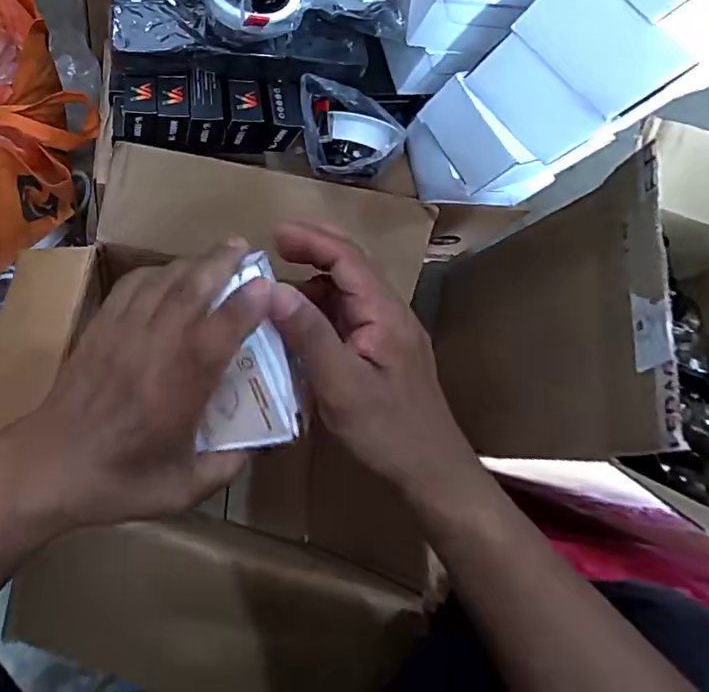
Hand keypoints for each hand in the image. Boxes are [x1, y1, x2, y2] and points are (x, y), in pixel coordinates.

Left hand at [0, 240, 268, 529]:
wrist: (50, 464)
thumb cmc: (119, 480)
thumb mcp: (183, 488)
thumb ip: (227, 464)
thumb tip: (261, 441)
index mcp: (180, 385)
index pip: (221, 330)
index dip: (248, 303)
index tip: (268, 284)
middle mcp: (154, 346)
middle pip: (191, 288)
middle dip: (220, 263)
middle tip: (243, 248)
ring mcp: (123, 330)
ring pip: (162, 280)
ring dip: (191, 262)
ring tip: (213, 254)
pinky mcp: (100, 325)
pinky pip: (131, 285)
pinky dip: (155, 271)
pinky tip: (166, 274)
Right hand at [270, 221, 478, 507]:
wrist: (435, 475)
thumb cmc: (388, 431)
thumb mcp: (340, 385)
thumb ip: (308, 334)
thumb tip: (273, 289)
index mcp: (384, 313)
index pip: (347, 258)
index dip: (311, 240)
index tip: (274, 234)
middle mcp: (390, 312)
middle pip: (353, 263)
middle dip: (316, 245)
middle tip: (277, 242)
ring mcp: (389, 331)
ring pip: (349, 288)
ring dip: (315, 278)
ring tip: (278, 288)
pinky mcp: (383, 349)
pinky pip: (348, 313)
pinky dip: (321, 306)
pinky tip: (299, 323)